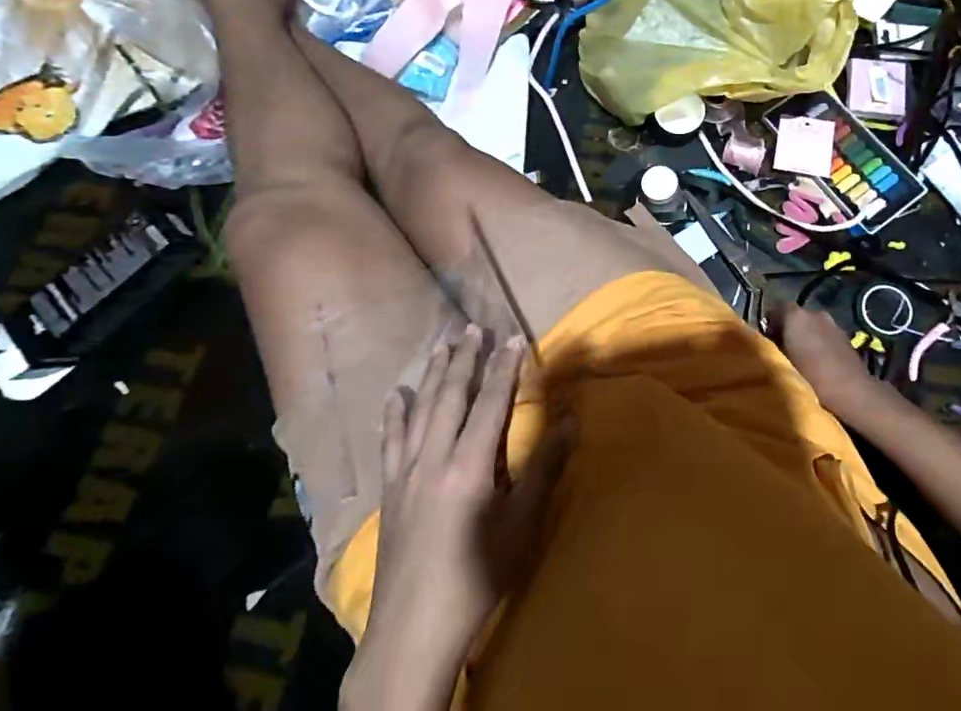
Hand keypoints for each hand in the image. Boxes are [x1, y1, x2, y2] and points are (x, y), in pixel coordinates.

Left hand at [341, 325, 571, 710]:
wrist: (413, 631)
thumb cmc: (478, 576)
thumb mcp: (522, 524)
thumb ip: (544, 468)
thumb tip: (571, 420)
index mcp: (469, 466)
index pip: (490, 404)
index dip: (503, 368)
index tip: (513, 338)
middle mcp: (433, 460)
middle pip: (450, 398)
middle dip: (464, 360)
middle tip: (472, 328)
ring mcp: (405, 475)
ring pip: (419, 412)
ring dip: (433, 375)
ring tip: (442, 345)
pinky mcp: (389, 492)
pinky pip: (390, 441)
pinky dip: (395, 414)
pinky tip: (397, 395)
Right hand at [767, 302, 895, 419]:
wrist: (852, 391)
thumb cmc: (811, 377)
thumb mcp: (783, 363)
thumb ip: (773, 347)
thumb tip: (770, 341)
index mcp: (796, 315)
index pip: (775, 309)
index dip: (769, 324)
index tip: (767, 341)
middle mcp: (815, 312)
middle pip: (795, 317)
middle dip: (789, 330)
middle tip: (783, 351)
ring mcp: (833, 323)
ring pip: (812, 325)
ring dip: (806, 336)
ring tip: (801, 358)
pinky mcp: (845, 336)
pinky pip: (825, 334)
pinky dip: (820, 343)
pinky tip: (819, 362)